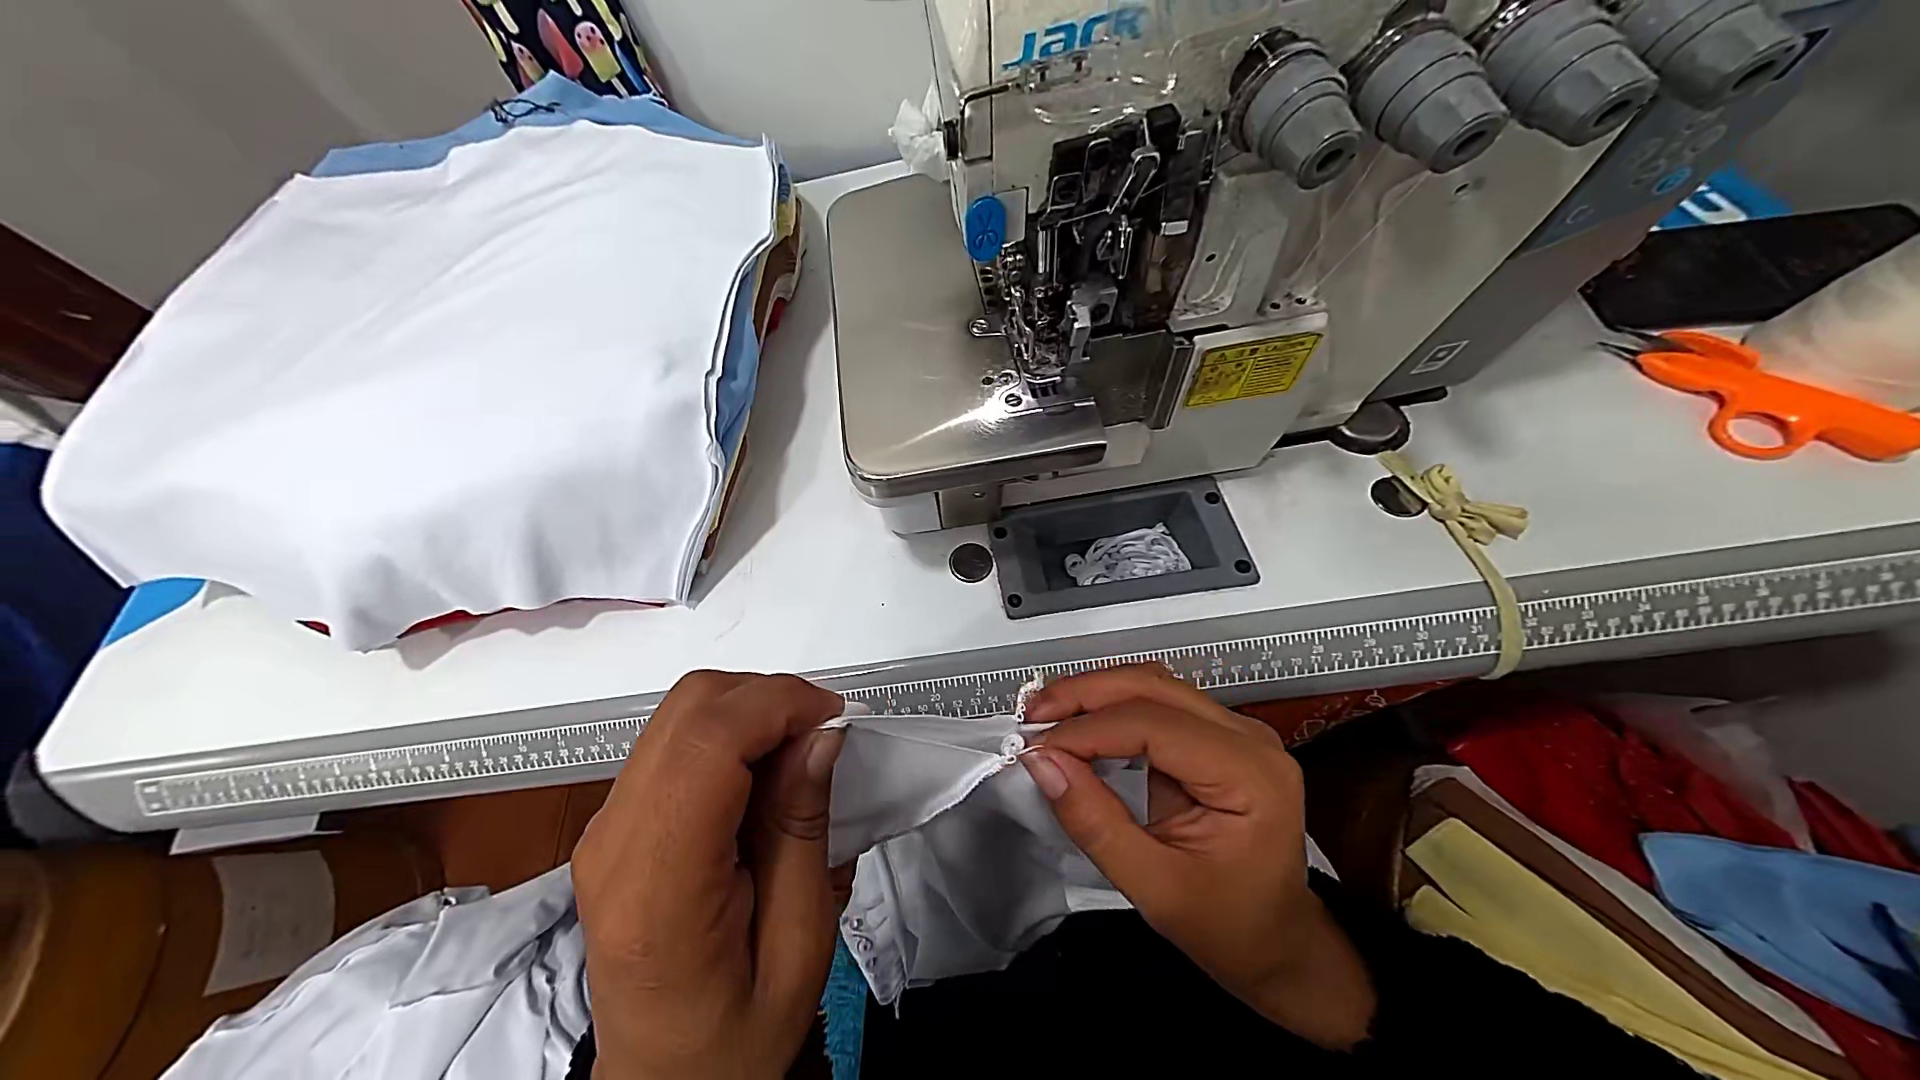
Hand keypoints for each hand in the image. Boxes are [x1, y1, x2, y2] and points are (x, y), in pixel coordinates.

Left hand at [573, 672, 848, 1078]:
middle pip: (690, 707)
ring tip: (798, 756)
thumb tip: (818, 737)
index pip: (708, 741)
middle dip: (769, 699)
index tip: (834, 721)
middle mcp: (615, 841)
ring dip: (752, 712)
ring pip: (683, 711)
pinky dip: (732, 732)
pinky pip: (677, 739)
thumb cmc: (732, 1036)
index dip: (779, 705)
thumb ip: (803, 829)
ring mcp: (607, 825)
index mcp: (658, 884)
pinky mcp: (617, 818)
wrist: (663, 1079)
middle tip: (822, 736)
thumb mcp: (799, 943)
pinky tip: (765, 772)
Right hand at [1020, 664, 1375, 1048]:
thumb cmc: (1230, 927)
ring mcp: (1235, 730)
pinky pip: (1155, 701)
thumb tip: (1043, 763)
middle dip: (1084, 695)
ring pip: (1152, 684)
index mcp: (1250, 775)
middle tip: (1031, 717)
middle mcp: (1249, 737)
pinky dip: (1109, 706)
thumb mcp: (1155, 888)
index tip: (1036, 749)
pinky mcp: (1215, 734)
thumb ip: (1095, 822)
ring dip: (1094, 694)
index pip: (1153, 725)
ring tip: (1047, 716)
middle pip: (1152, 686)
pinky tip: (1078, 723)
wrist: (1277, 941)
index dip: (1087, 730)